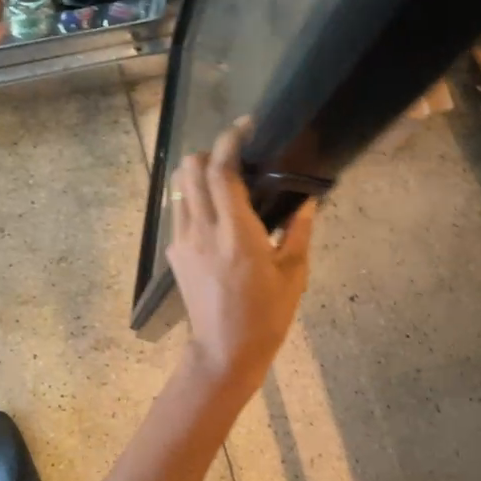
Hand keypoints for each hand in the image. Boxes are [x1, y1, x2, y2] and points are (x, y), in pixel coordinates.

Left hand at [166, 117, 317, 390]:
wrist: (224, 352)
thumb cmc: (266, 316)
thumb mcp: (293, 275)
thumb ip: (298, 231)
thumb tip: (307, 199)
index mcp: (236, 234)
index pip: (221, 172)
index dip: (229, 142)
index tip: (244, 127)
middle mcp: (203, 230)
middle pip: (190, 170)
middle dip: (209, 151)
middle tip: (233, 153)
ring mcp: (183, 240)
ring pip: (179, 186)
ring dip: (197, 172)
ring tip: (222, 179)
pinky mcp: (174, 251)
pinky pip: (179, 210)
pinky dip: (191, 197)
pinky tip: (212, 210)